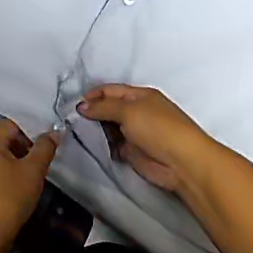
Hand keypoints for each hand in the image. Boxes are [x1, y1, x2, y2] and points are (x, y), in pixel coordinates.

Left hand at [0, 121, 58, 251]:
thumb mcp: (33, 170)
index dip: (31, 133)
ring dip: (13, 160)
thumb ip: (45, 147)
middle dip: (22, 147)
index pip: (11, 125)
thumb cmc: (11, 196)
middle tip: (38, 164)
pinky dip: (1, 172)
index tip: (44, 149)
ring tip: (28, 176)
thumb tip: (54, 133)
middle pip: (2, 139)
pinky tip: (13, 187)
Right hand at [76, 85, 220, 193]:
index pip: (111, 90)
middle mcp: (136, 112)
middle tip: (71, 120)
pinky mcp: (132, 151)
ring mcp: (134, 132)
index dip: (93, 95)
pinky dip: (102, 145)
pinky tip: (89, 146)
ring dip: (95, 129)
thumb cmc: (158, 129)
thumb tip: (81, 106)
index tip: (74, 105)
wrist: (181, 162)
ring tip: (76, 133)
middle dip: (91, 112)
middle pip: (108, 108)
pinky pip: (112, 145)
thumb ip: (103, 107)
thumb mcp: (129, 111)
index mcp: (140, 96)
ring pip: (108, 127)